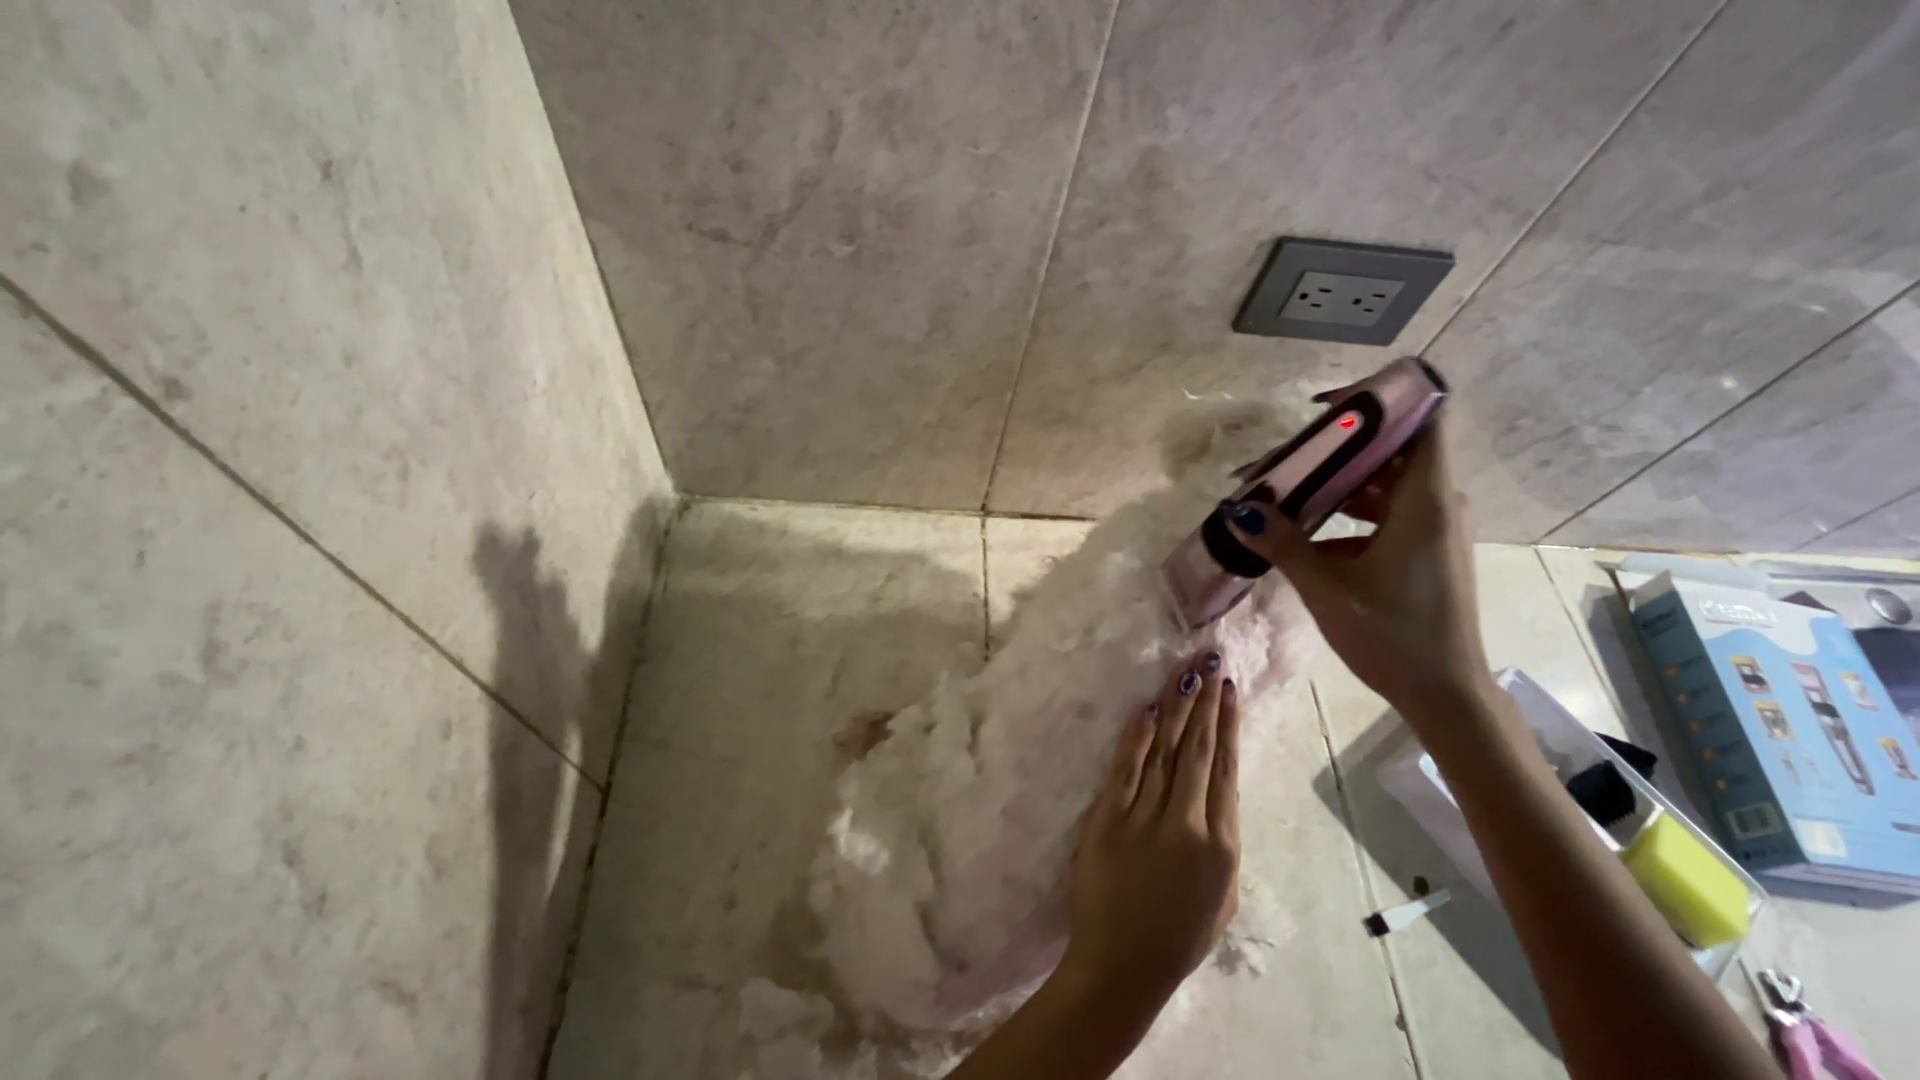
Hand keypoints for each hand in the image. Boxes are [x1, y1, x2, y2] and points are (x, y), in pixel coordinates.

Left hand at [1060, 651, 1240, 1000]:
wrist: (1124, 966)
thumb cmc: (1178, 937)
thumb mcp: (1222, 896)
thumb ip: (1223, 842)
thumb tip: (1217, 795)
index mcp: (1222, 845)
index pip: (1226, 769)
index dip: (1228, 725)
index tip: (1229, 689)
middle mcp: (1188, 823)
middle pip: (1198, 749)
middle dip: (1206, 701)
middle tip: (1211, 659)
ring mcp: (1146, 819)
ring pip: (1165, 751)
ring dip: (1176, 706)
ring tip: (1186, 670)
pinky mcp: (1108, 821)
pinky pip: (1125, 769)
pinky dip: (1137, 736)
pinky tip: (1147, 708)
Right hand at [1222, 410, 1490, 711]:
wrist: (1444, 693)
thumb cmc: (1392, 634)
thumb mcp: (1328, 587)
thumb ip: (1283, 543)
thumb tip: (1239, 510)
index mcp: (1425, 500)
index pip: (1425, 418)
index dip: (1383, 399)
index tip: (1330, 407)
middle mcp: (1437, 503)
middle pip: (1393, 450)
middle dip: (1339, 447)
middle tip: (1288, 454)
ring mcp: (1435, 528)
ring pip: (1386, 484)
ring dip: (1339, 484)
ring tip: (1288, 491)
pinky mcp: (1427, 551)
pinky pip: (1388, 514)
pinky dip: (1351, 514)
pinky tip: (1308, 534)